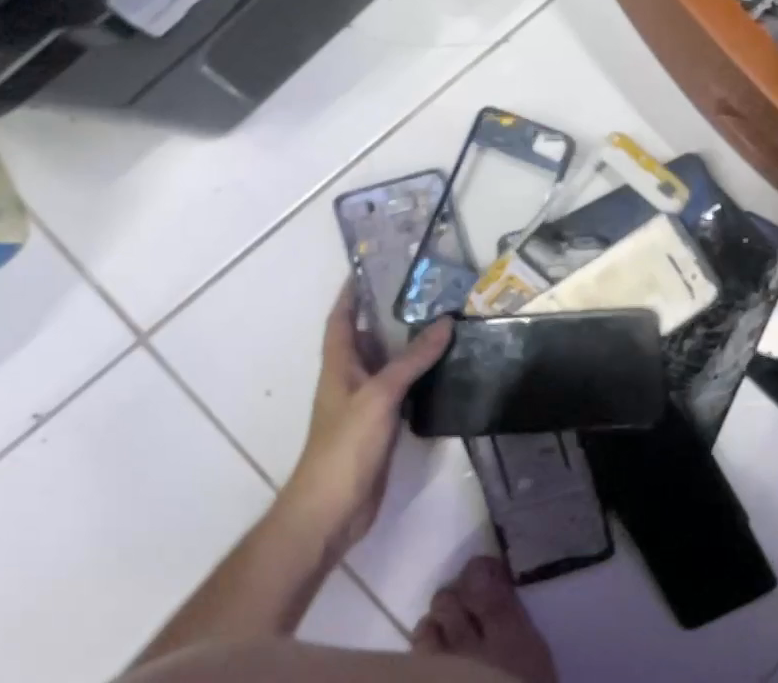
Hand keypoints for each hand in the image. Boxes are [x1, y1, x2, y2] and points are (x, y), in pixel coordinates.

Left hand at [278, 283, 452, 557]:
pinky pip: (401, 391)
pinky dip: (419, 376)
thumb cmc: (345, 446)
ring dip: (408, 345)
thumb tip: (445, 323)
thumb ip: (412, 360)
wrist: (331, 509)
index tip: (370, 267)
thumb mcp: (380, 396)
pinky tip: (444, 370)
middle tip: (426, 291)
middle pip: (367, 339)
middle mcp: (349, 381)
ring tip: (443, 322)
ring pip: (387, 365)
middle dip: (388, 315)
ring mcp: (365, 406)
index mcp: (339, 368)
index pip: (342, 321)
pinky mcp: (381, 427)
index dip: (351, 295)